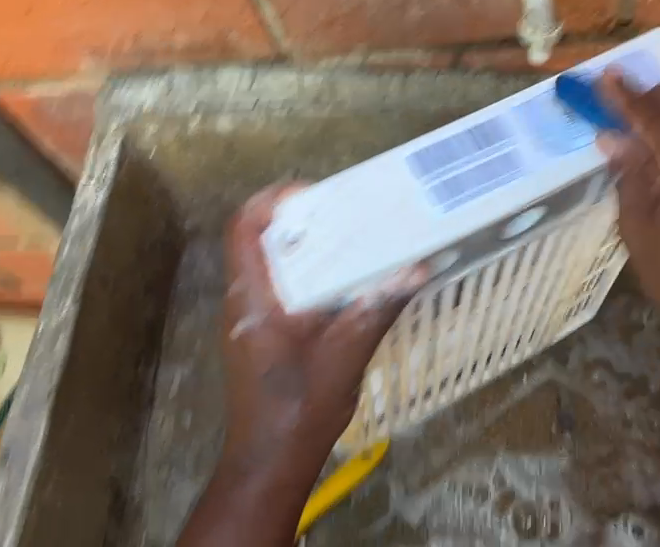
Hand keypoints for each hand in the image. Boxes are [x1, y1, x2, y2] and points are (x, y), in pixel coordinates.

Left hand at [217, 183, 419, 482]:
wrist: (270, 464)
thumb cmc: (300, 405)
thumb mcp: (347, 353)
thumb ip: (378, 306)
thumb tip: (417, 268)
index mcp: (253, 296)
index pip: (243, 227)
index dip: (272, 200)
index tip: (314, 195)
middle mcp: (242, 300)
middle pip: (255, 238)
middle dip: (295, 218)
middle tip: (340, 213)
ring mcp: (247, 319)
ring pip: (264, 262)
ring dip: (299, 246)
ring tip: (344, 240)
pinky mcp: (257, 335)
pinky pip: (273, 286)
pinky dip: (300, 272)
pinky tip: (337, 283)